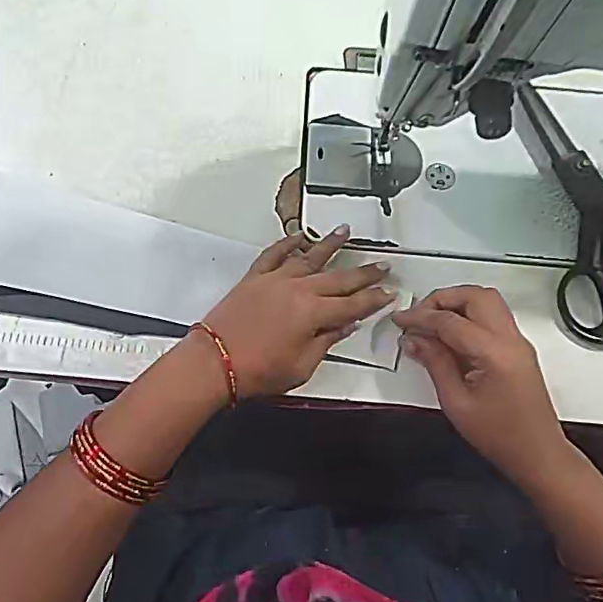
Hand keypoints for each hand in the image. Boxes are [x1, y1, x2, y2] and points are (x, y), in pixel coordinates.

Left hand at [199, 226, 394, 397]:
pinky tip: (298, 237)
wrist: (215, 362)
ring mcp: (274, 281)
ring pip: (309, 257)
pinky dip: (287, 243)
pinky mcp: (254, 279)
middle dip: (364, 273)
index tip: (387, 293)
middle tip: (381, 266)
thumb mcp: (301, 366)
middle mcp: (297, 290)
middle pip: (339, 278)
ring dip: (329, 245)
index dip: (374, 299)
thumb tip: (343, 327)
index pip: (353, 304)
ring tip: (345, 232)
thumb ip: (325, 342)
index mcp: (313, 314)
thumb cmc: (255, 370)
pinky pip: (274, 254)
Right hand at [393, 286, 566, 471]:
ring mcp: (518, 342)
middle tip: (418, 316)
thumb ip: (435, 363)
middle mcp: (511, 340)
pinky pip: (492, 316)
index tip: (400, 320)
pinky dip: (468, 315)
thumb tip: (415, 339)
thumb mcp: (455, 402)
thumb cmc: (499, 436)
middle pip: (475, 296)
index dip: (420, 317)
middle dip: (442, 299)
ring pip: (486, 301)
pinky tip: (449, 336)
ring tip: (431, 323)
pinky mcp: (517, 349)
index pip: (450, 320)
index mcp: (495, 353)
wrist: (537, 454)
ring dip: (456, 303)